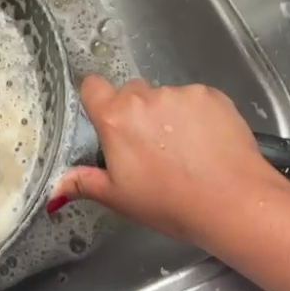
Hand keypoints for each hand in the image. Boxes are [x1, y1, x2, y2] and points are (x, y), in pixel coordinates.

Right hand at [47, 75, 289, 246]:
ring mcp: (180, 93)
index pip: (92, 86)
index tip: (107, 118)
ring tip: (187, 150)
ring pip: (165, 98)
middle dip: (137, 114)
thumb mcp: (121, 199)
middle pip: (132, 94)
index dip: (97, 99)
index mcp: (116, 118)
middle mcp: (145, 97)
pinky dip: (198, 116)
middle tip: (152, 148)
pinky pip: (196, 99)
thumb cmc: (171, 205)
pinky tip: (208, 143)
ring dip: (169, 116)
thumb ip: (85, 183)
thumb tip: (54, 186)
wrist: (235, 203)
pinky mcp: (211, 94)